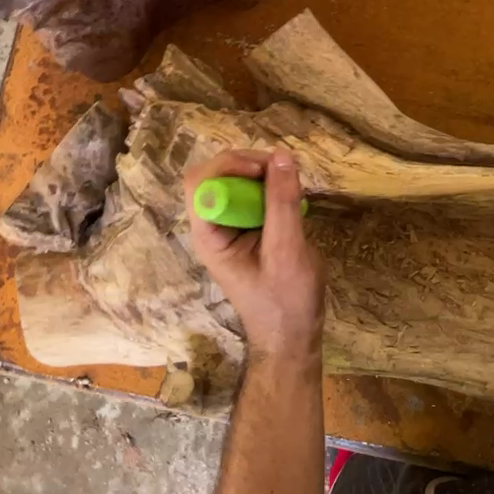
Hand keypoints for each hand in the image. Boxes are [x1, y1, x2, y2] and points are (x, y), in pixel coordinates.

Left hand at [184, 149, 324, 360]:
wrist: (292, 338)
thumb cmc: (285, 301)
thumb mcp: (287, 251)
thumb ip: (282, 203)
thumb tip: (283, 155)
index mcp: (209, 235)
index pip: (201, 182)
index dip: (229, 166)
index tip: (264, 171)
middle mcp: (213, 226)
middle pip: (216, 175)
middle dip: (249, 165)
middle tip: (284, 171)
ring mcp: (230, 227)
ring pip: (235, 180)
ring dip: (263, 173)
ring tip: (292, 182)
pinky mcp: (247, 228)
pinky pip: (251, 194)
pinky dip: (270, 186)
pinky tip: (292, 196)